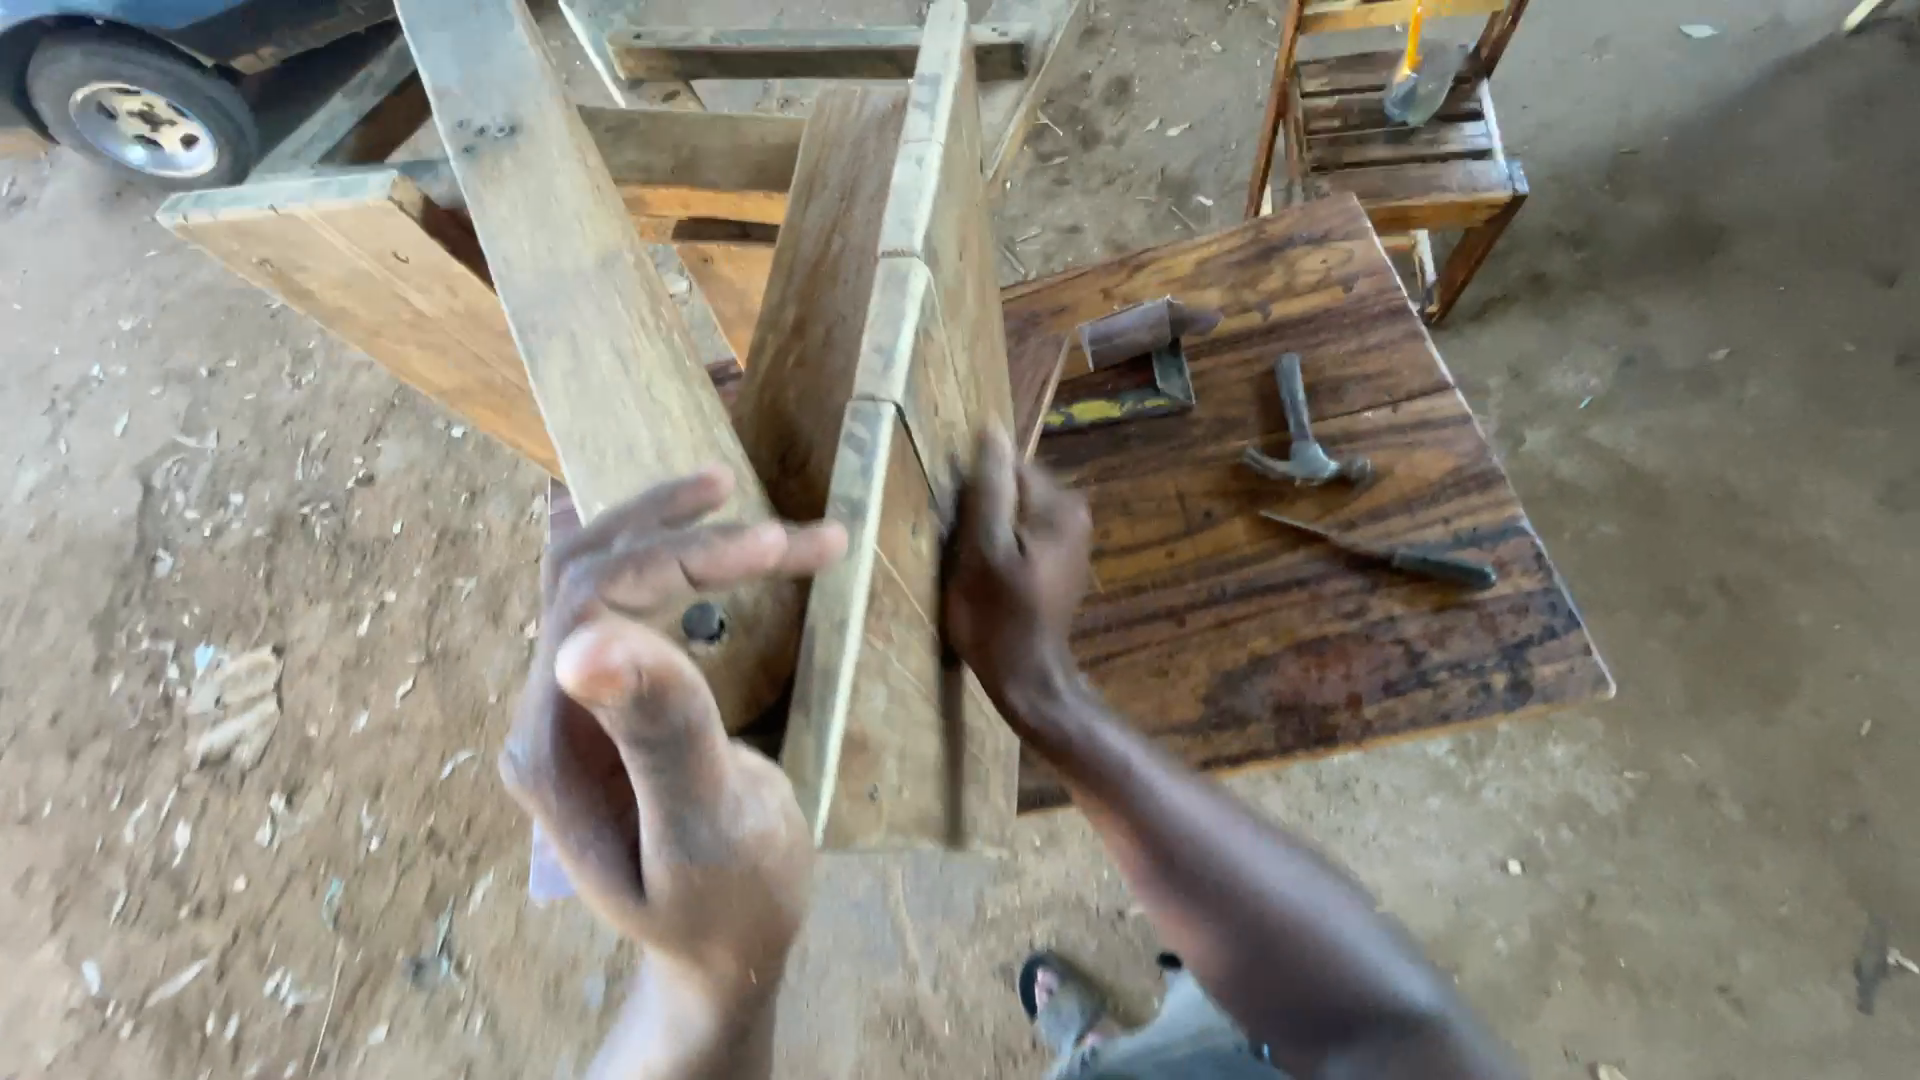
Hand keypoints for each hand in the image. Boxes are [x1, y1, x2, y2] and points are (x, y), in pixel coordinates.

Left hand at [500, 466, 845, 1003]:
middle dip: (688, 535)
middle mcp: (546, 713)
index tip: (784, 544)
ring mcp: (568, 708)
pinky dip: (633, 550)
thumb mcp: (709, 827)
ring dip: (658, 526)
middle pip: (587, 573)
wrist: (723, 950)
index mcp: (558, 743)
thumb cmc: (732, 902)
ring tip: (721, 487)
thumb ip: (658, 736)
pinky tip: (643, 523)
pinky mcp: (602, 708)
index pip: (599, 600)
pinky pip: (599, 604)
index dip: (689, 556)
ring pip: (586, 576)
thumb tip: (588, 644)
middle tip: (787, 531)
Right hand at [944, 427, 1093, 725]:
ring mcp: (1073, 537)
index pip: (1008, 465)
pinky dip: (1008, 545)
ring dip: (994, 529)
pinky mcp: (1064, 558)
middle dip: (986, 509)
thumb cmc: (996, 616)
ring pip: (1017, 511)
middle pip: (1015, 486)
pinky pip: (1026, 532)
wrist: (1026, 676)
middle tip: (967, 550)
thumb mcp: (982, 549)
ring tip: (978, 564)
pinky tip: (995, 574)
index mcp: (1060, 505)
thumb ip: (989, 488)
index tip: (960, 524)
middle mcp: (1076, 512)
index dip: (977, 490)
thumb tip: (992, 430)